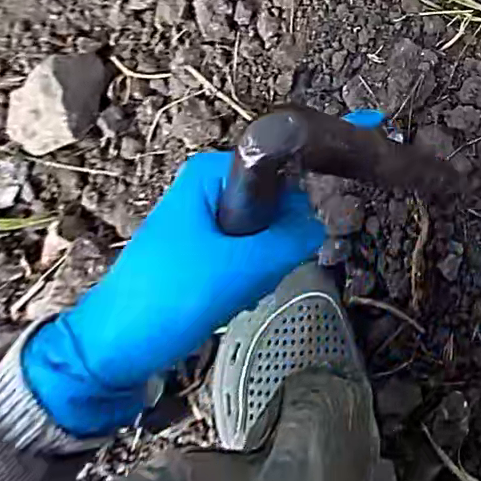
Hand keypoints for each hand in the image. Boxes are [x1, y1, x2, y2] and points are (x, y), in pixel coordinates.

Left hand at [21, 151, 325, 435]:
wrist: (103, 358)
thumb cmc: (165, 300)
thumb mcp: (241, 267)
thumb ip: (296, 236)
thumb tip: (326, 222)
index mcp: (213, 172)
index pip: (286, 150)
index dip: (331, 145)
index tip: (377, 123)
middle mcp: (213, 183)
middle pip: (285, 193)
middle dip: (290, 229)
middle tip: (277, 262)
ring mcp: (210, 213)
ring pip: (272, 223)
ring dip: (273, 255)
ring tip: (248, 285)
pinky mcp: (210, 243)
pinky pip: (255, 243)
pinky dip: (259, 266)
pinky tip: (243, 291)